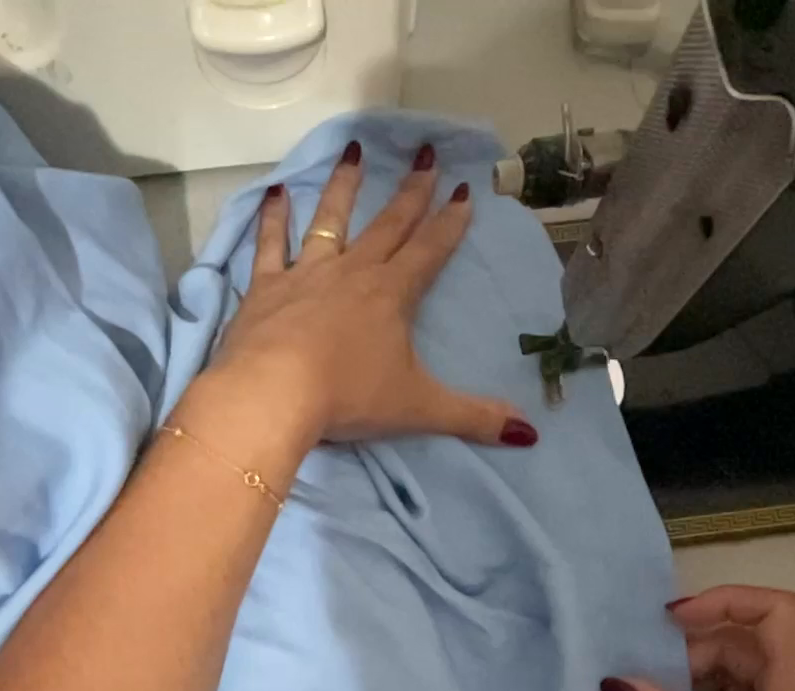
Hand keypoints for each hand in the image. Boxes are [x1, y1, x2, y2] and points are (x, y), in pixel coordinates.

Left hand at [210, 141, 537, 448]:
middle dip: (411, 192)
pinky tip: (274, 191)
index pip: (430, 251)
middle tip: (426, 153)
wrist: (273, 394)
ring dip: (344, 186)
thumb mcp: (419, 410)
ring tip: (354, 151)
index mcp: (392, 295)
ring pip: (330, 220)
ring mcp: (306, 275)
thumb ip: (473, 418)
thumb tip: (529, 434)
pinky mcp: (265, 288)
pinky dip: (273, 217)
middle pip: (388, 226)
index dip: (450, 222)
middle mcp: (352, 273)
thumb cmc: (349, 398)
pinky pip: (270, 244)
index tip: (463, 189)